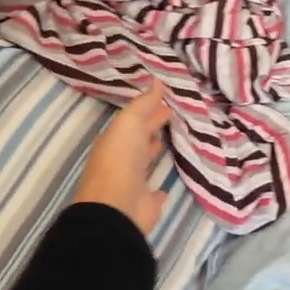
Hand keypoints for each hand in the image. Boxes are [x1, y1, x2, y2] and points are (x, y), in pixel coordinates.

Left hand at [73, 80, 173, 236]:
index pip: (135, 121)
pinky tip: (166, 187)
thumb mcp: (129, 123)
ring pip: (145, 164)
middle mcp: (121, 161)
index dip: (151, 110)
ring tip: (174, 142)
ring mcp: (132, 184)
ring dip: (155, 153)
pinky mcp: (145, 204)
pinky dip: (160, 189)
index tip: (169, 102)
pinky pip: (155, 193)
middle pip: (139, 140)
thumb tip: (157, 80)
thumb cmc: (120, 160)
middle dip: (153, 128)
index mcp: (114, 140)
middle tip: (174, 117)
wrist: (116, 208)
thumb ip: (143, 104)